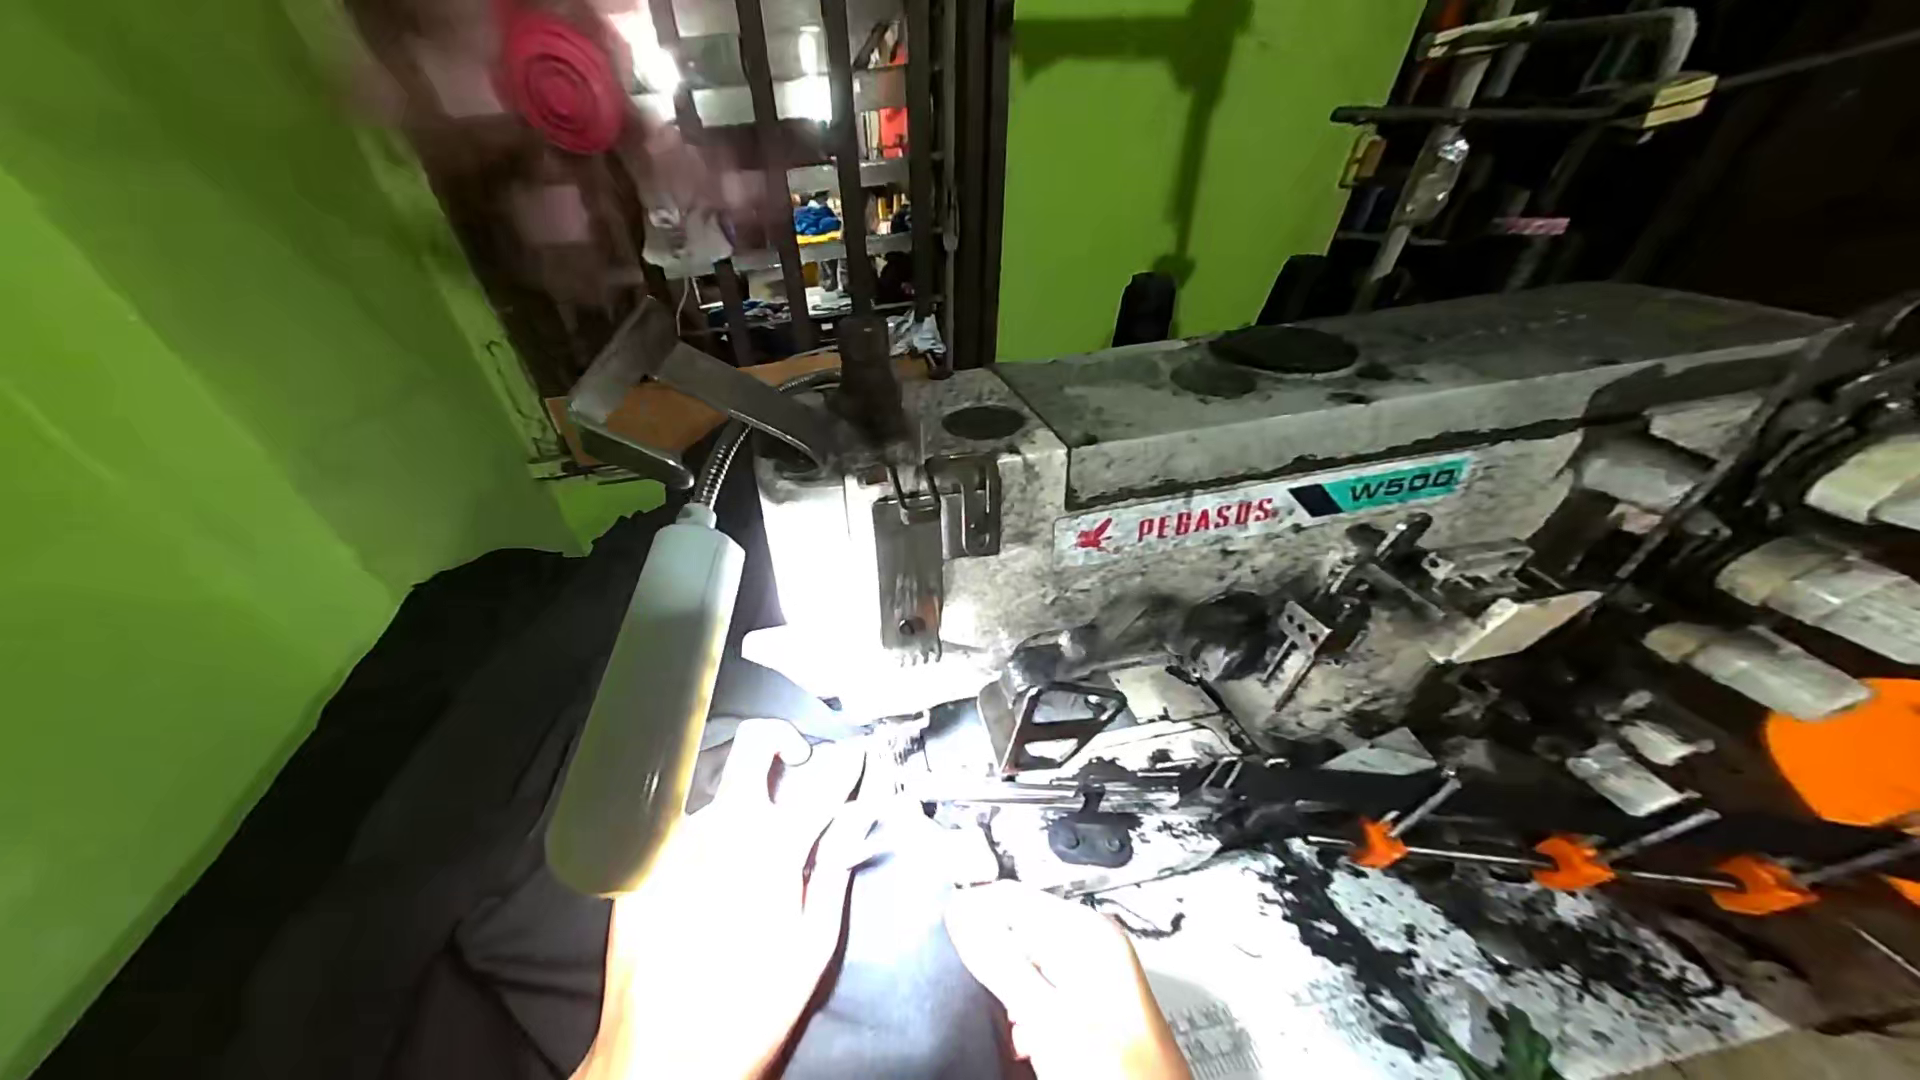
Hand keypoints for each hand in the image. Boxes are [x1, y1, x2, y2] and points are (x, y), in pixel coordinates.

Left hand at [573, 719, 874, 1079]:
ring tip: (753, 818)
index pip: (822, 783)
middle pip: (753, 743)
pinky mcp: (641, 864)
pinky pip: (678, 822)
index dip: (847, 763)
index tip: (856, 754)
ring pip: (711, 779)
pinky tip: (708, 859)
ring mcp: (673, 842)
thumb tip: (854, 818)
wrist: (656, 1065)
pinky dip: (703, 826)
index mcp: (771, 848)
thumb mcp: (813, 946)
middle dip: (783, 738)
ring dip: (740, 785)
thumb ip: (834, 868)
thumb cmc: (749, 1011)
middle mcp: (719, 830)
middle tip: (798, 759)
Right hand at [944, 881, 1191, 1079]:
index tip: (942, 923)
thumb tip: (960, 913)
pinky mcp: (1087, 1011)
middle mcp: (1092, 946)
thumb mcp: (1046, 1013)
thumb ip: (999, 959)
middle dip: (990, 952)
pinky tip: (1024, 1038)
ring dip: (1005, 985)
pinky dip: (1023, 1010)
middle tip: (968, 976)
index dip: (973, 906)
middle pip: (1019, 928)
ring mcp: (1091, 979)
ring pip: (1027, 963)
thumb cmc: (1119, 1073)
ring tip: (1000, 1014)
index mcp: (1087, 931)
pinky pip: (1040, 991)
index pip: (1013, 894)